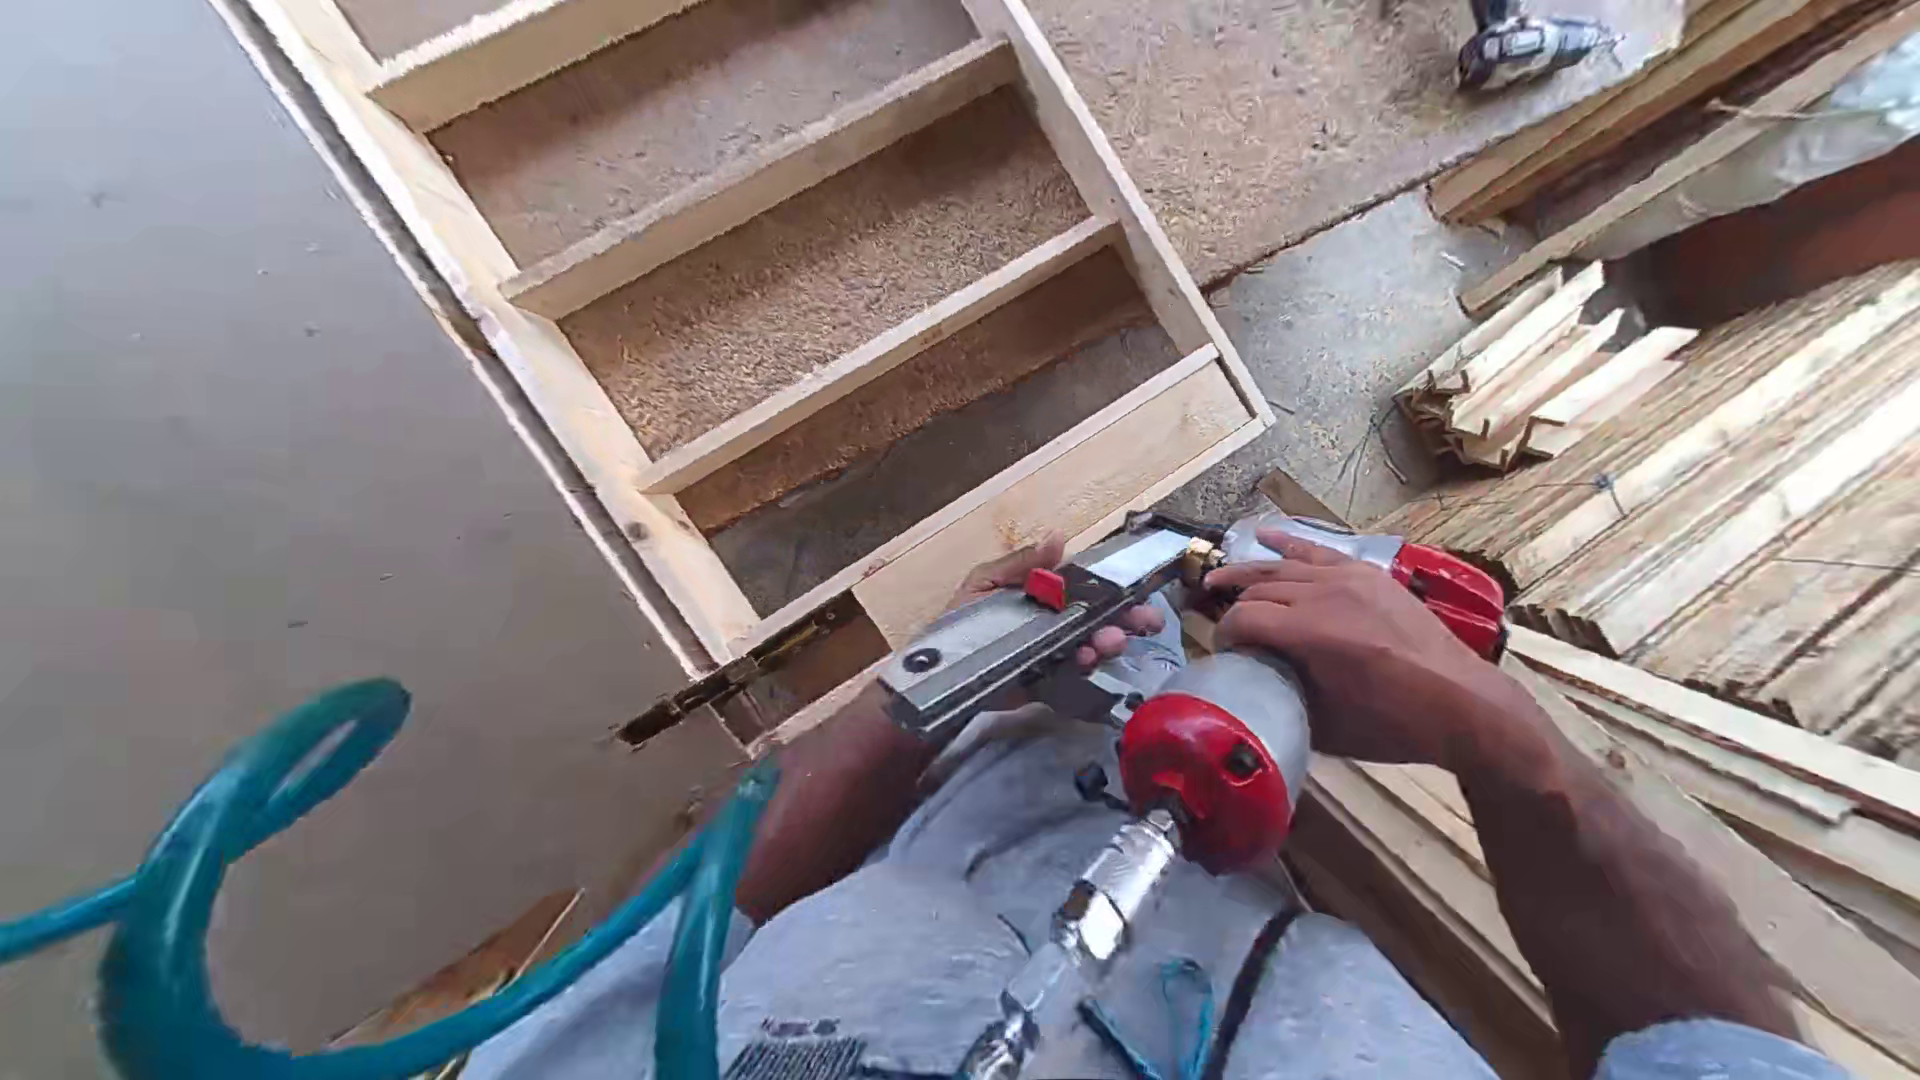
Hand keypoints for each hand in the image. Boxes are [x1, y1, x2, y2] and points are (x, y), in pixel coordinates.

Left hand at [950, 531, 1164, 668]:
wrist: (937, 671)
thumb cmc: (961, 620)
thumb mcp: (985, 583)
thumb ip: (1021, 565)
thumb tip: (1058, 536)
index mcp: (1042, 596)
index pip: (1086, 589)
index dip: (1114, 589)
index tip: (1137, 590)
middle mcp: (1054, 624)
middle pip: (1098, 619)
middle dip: (1126, 619)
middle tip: (1147, 620)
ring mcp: (1053, 655)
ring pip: (1090, 648)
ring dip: (1106, 643)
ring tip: (1110, 641)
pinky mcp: (1046, 683)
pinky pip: (1072, 677)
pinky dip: (1082, 669)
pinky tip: (1084, 661)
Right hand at [1203, 527, 1529, 767]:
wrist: (1465, 706)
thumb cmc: (1392, 723)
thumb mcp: (1323, 721)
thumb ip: (1279, 690)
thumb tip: (1251, 677)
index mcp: (1311, 633)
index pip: (1243, 618)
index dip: (1224, 635)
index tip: (1223, 653)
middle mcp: (1324, 596)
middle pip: (1257, 590)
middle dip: (1233, 609)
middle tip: (1228, 632)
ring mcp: (1348, 579)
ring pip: (1280, 568)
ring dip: (1245, 573)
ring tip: (1217, 580)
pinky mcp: (1367, 574)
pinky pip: (1317, 550)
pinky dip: (1287, 542)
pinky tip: (1262, 535)